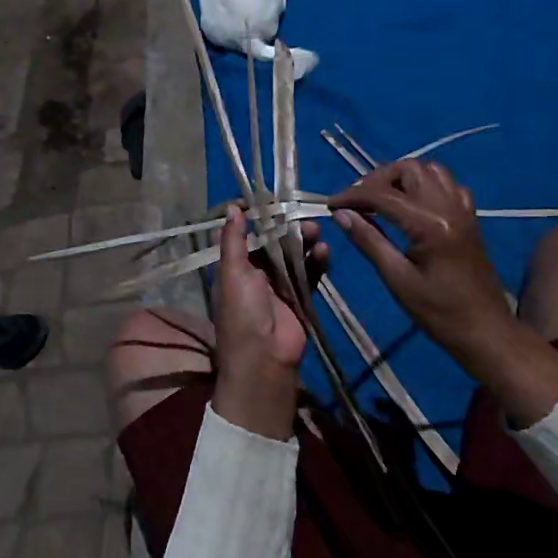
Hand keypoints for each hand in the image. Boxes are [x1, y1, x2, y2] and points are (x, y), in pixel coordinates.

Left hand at [210, 208, 328, 440]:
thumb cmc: (242, 312)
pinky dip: (317, 262)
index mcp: (237, 265)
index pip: (249, 234)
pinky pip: (310, 274)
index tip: (273, 198)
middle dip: (289, 229)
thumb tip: (232, 207)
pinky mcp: (300, 297)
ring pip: (295, 255)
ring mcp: (280, 285)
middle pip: (275, 242)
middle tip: (304, 218)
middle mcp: (257, 273)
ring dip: (305, 242)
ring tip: (316, 232)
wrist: (264, 359)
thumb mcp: (232, 272)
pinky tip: (325, 251)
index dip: (260, 217)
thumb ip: (234, 240)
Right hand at [331, 160, 557, 424]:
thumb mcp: (397, 279)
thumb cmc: (439, 313)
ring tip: (382, 199)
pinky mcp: (470, 217)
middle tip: (357, 202)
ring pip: (430, 170)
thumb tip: (341, 214)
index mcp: (430, 225)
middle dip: (377, 179)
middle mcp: (448, 207)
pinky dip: (426, 185)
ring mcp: (463, 210)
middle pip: (408, 169)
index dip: (352, 195)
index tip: (330, 205)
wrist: (486, 332)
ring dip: (402, 177)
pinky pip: (448, 185)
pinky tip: (413, 204)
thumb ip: (368, 240)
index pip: (383, 195)